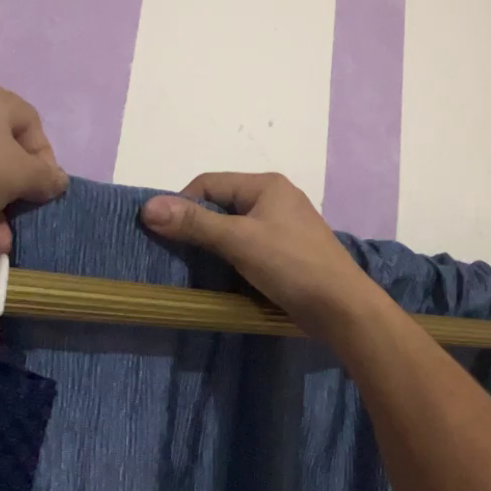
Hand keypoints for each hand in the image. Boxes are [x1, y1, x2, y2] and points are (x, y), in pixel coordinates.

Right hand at [140, 173, 387, 338]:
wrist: (342, 307)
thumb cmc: (291, 264)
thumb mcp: (239, 241)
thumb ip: (195, 223)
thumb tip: (148, 206)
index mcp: (266, 185)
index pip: (209, 183)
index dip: (182, 203)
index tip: (161, 234)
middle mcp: (275, 198)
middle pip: (222, 204)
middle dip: (197, 226)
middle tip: (174, 255)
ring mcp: (284, 226)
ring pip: (235, 228)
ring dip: (213, 245)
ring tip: (194, 269)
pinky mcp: (288, 252)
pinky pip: (249, 247)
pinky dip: (232, 259)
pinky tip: (222, 278)